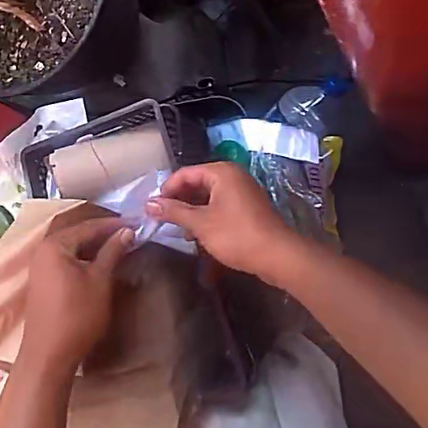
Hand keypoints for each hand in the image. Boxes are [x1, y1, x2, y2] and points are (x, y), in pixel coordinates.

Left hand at [18, 216, 133, 376]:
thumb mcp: (100, 280)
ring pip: (73, 248)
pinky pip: (66, 260)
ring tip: (120, 245)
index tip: (136, 222)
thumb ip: (113, 251)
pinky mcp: (43, 282)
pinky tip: (101, 263)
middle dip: (104, 233)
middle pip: (79, 234)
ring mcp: (40, 267)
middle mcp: (43, 251)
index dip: (114, 224)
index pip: (88, 226)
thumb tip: (127, 231)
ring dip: (95, 247)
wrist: (49, 358)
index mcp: (54, 245)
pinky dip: (84, 258)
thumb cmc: (77, 316)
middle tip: (129, 232)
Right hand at [145, 163, 314, 282]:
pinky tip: (199, 234)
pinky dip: (207, 216)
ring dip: (193, 211)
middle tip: (162, 220)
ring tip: (179, 230)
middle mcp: (233, 175)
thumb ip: (174, 212)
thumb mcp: (201, 224)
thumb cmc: (237, 235)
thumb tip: (149, 203)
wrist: (278, 255)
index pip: (185, 173)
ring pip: (209, 196)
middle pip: (197, 183)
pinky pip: (221, 205)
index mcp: (221, 172)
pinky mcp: (248, 207)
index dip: (166, 190)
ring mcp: (242, 191)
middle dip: (179, 201)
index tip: (152, 209)